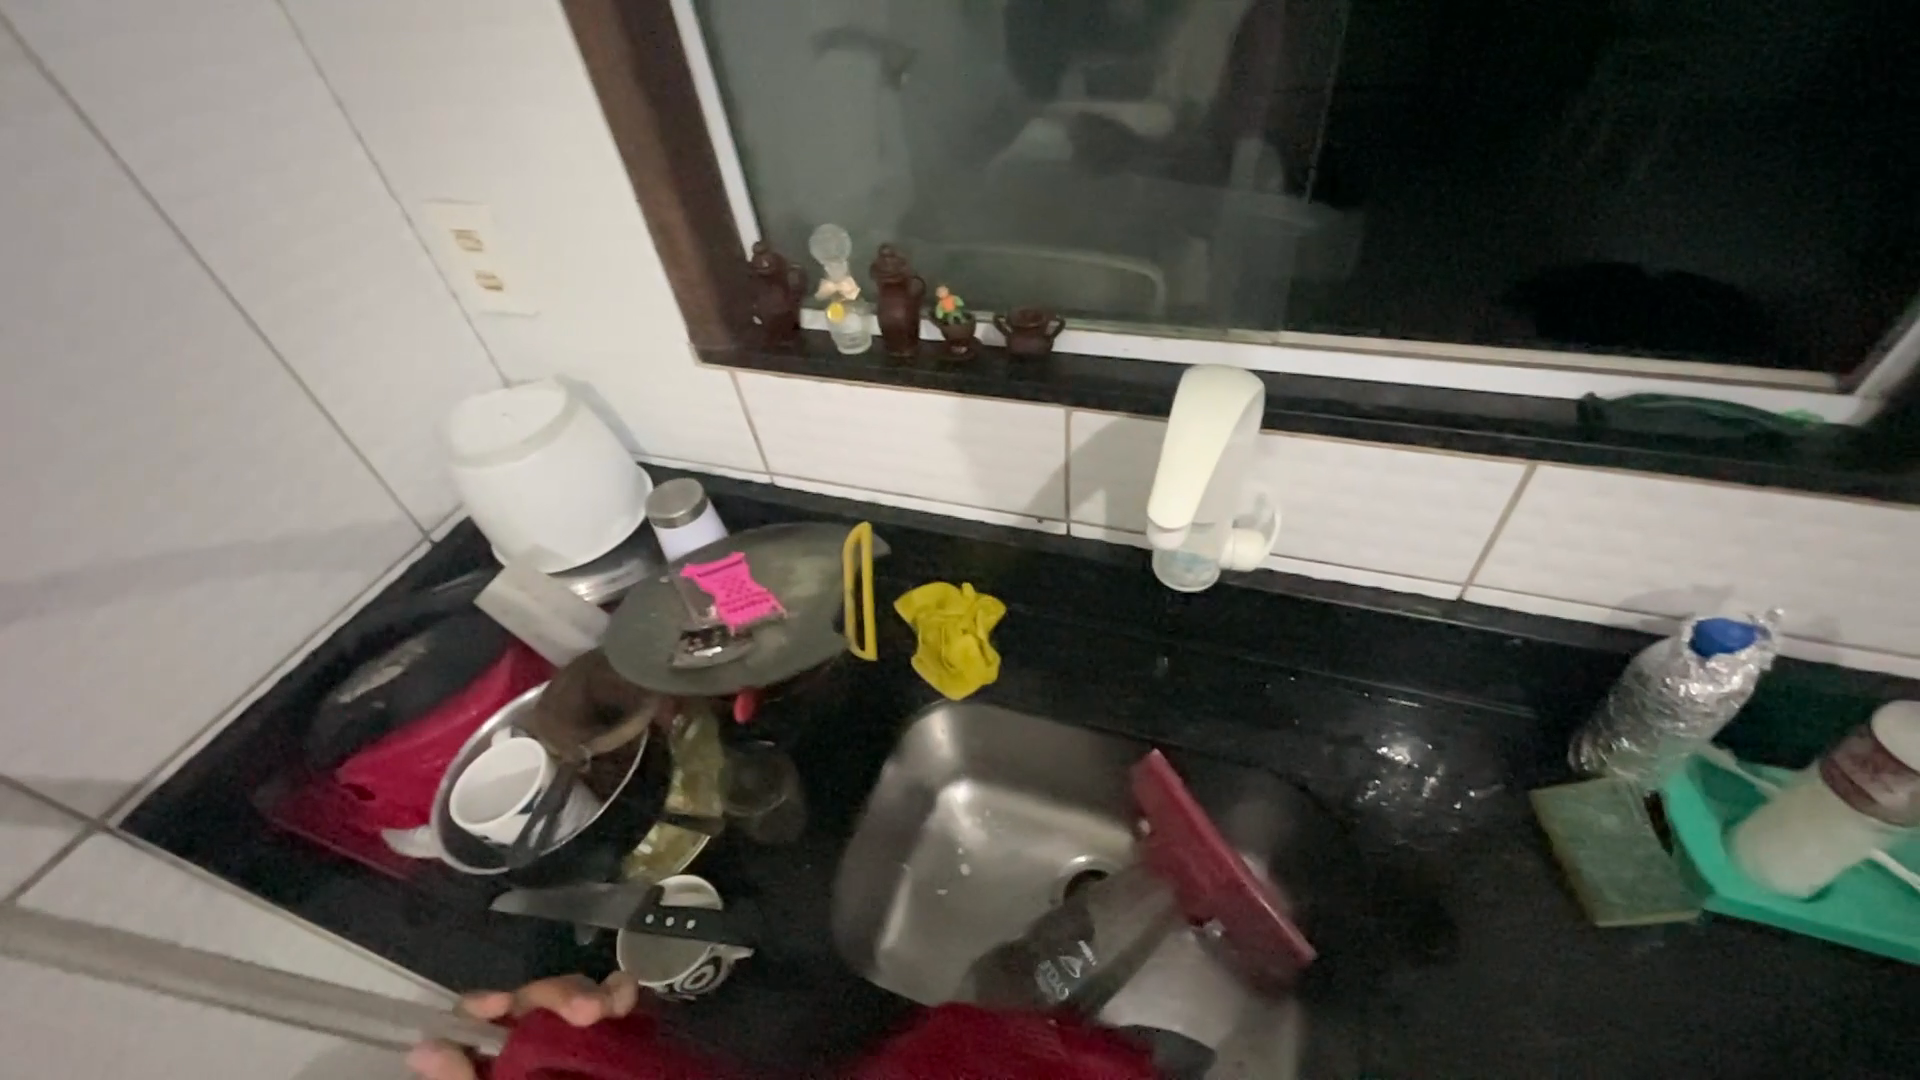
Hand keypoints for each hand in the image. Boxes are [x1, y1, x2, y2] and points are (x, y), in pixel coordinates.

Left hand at [406, 971, 640, 1079]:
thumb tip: (424, 1047)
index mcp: (490, 1074)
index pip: (477, 1024)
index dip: (486, 1005)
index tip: (501, 1007)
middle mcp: (527, 1054)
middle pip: (533, 1002)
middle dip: (557, 996)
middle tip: (586, 1014)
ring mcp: (572, 1048)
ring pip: (577, 994)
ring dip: (594, 993)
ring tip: (608, 1011)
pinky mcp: (611, 1044)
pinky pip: (614, 1001)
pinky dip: (619, 992)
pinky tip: (624, 1004)